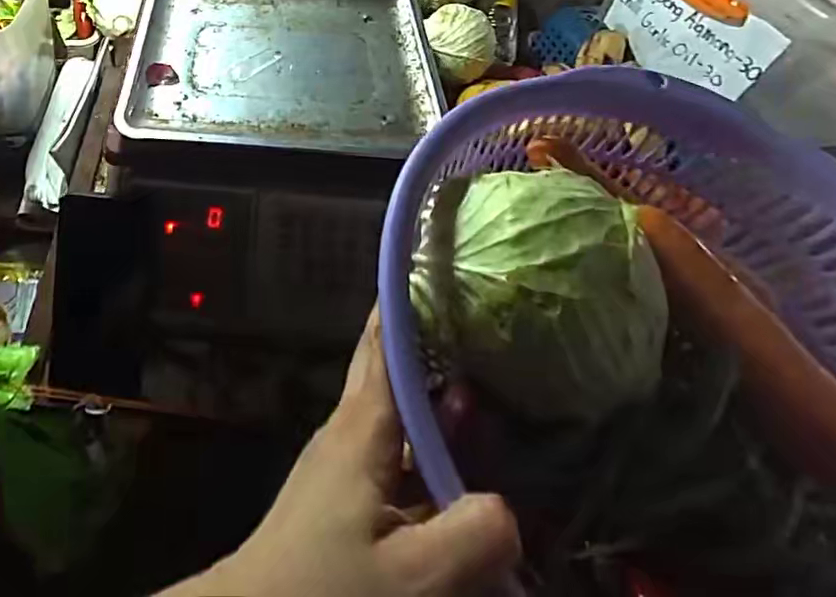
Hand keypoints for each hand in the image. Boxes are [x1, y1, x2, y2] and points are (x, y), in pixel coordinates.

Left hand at [166, 312, 520, 596]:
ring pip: (390, 409)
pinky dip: (423, 440)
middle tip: (468, 313)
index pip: (386, 348)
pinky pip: (391, 448)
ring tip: (480, 380)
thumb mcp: (413, 579)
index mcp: (360, 430)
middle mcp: (348, 430)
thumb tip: (509, 506)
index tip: (435, 270)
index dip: (409, 307)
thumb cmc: (326, 591)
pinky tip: (456, 464)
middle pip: (385, 367)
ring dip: (426, 391)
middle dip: (421, 337)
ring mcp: (342, 458)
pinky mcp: (342, 488)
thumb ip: (471, 536)